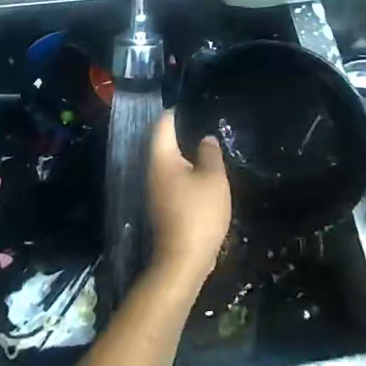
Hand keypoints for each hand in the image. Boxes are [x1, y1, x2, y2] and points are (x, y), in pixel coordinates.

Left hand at [146, 111, 230, 287]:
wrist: (183, 259)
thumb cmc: (198, 213)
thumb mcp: (213, 179)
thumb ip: (210, 154)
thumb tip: (205, 138)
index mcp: (161, 157)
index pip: (163, 123)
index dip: (177, 111)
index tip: (196, 106)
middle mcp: (152, 169)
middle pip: (164, 142)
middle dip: (184, 132)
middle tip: (207, 125)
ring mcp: (155, 189)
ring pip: (170, 162)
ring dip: (187, 155)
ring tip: (210, 148)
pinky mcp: (163, 205)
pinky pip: (174, 179)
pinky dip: (188, 173)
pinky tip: (205, 175)